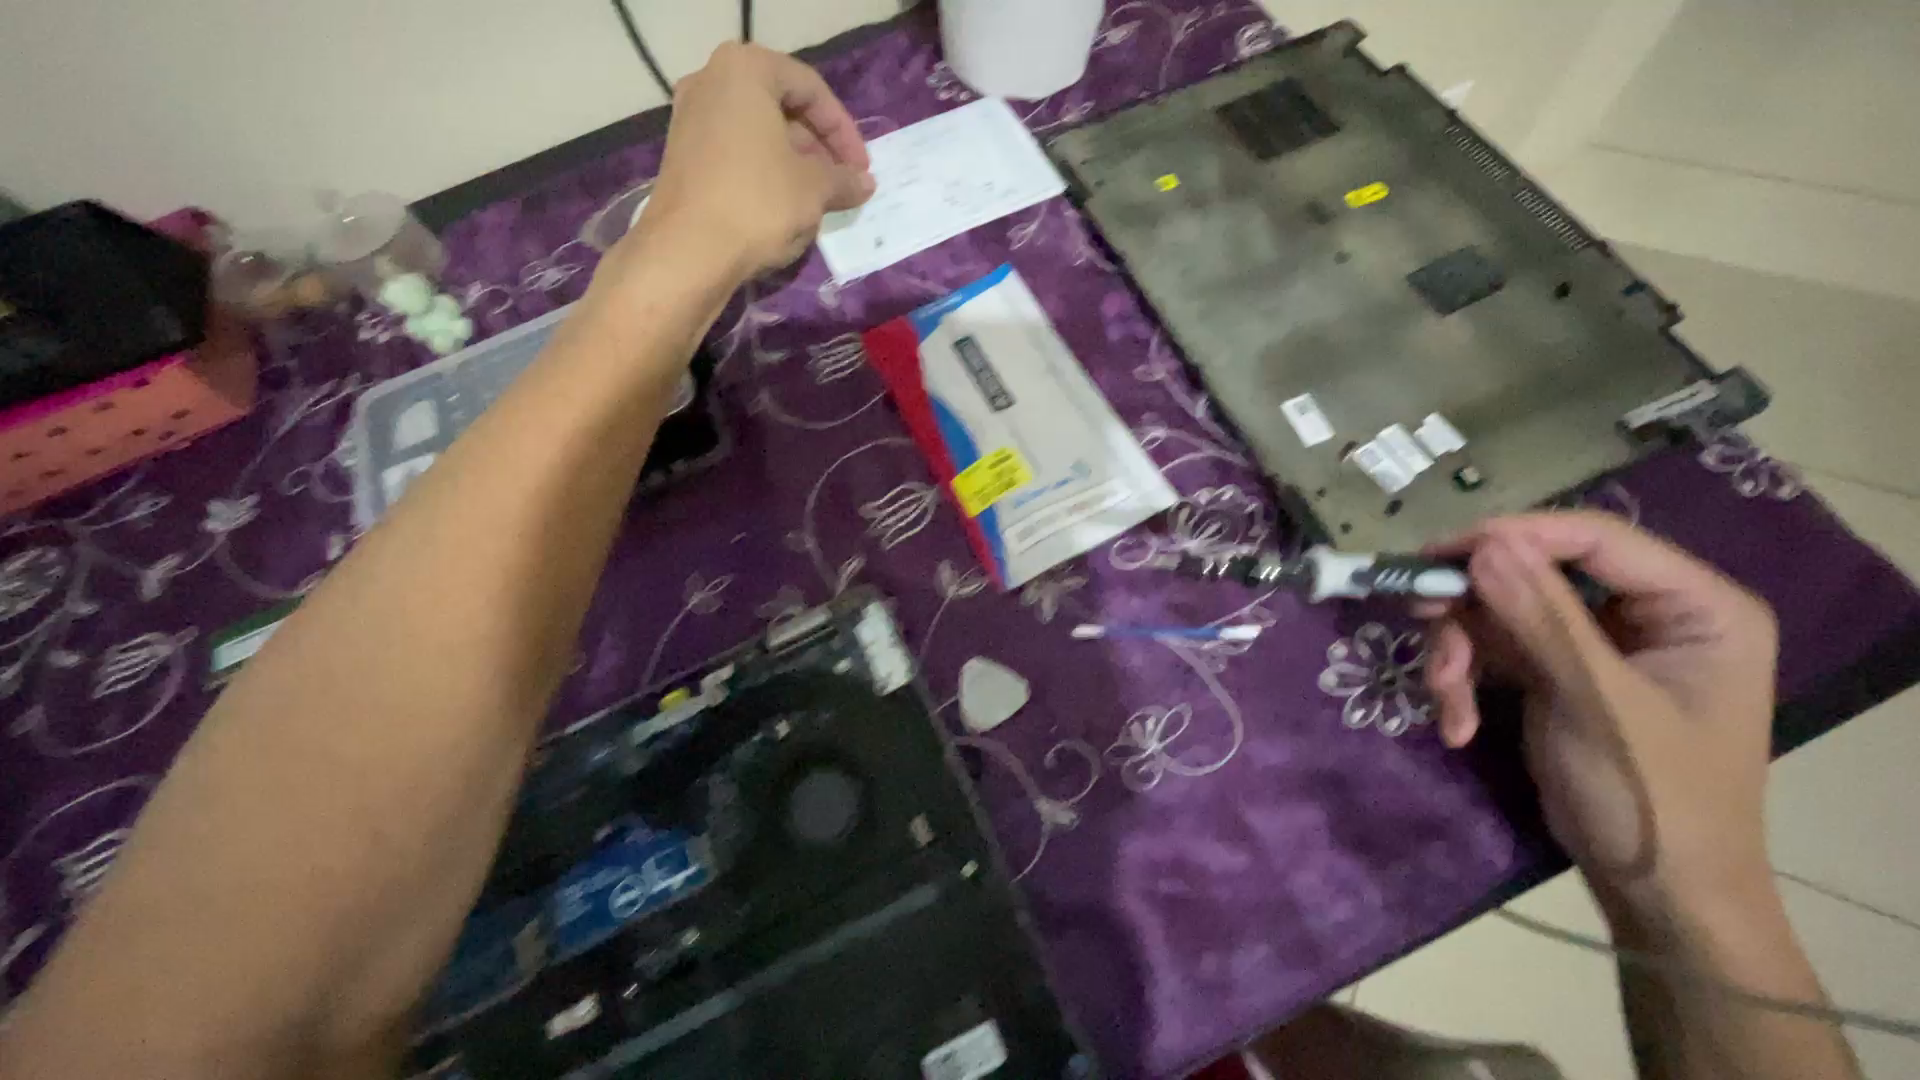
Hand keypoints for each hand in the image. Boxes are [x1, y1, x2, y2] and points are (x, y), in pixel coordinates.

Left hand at [628, 42, 873, 281]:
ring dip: (795, 163)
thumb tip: (864, 183)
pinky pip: (736, 154)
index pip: (811, 89)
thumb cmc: (758, 203)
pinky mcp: (683, 156)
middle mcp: (710, 81)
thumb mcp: (815, 189)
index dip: (844, 131)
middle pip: (781, 108)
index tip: (861, 168)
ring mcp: (690, 119)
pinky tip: (786, 207)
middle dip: (818, 147)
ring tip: (820, 199)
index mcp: (745, 70)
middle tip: (842, 182)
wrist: (688, 252)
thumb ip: (843, 179)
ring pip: (759, 134)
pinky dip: (766, 174)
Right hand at [1421, 512, 1780, 921]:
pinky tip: (1457, 723)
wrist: (1657, 890)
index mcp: (1696, 606)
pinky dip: (1466, 680)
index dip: (1512, 536)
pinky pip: (1495, 649)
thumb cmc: (1653, 796)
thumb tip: (1485, 543)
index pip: (1594, 538)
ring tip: (1445, 698)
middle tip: (1420, 620)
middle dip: (1473, 608)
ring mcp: (1597, 642)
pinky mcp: (1558, 670)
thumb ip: (1541, 617)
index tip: (1435, 553)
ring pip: (1501, 610)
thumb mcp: (1594, 702)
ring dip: (1460, 651)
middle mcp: (1648, 612)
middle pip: (1534, 572)